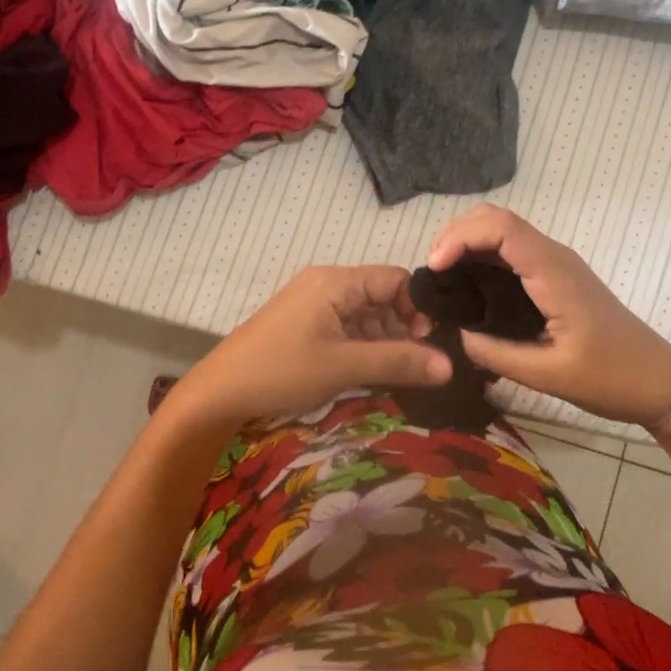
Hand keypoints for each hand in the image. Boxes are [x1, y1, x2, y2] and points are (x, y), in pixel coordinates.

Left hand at [166, 265, 451, 427]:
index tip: (433, 343)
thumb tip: (450, 365)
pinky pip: (346, 326)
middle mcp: (326, 284)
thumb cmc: (282, 371)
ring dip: (385, 339)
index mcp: (335, 281)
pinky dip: (364, 345)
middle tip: (423, 363)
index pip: (395, 278)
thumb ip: (398, 362)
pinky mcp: (305, 324)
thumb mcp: (344, 367)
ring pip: (365, 314)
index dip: (419, 307)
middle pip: (381, 295)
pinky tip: (374, 371)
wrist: (219, 392)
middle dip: (405, 326)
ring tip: (403, 372)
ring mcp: (313, 304)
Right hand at [427, 204, 670, 426]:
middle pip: (495, 218)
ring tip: (442, 278)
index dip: (460, 237)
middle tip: (432, 273)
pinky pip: (511, 250)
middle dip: (456, 234)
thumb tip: (457, 336)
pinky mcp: (554, 275)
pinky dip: (481, 255)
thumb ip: (496, 354)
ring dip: (467, 242)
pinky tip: (467, 285)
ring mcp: (555, 263)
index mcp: (553, 272)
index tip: (434, 267)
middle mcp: (553, 256)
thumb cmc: (610, 378)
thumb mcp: (548, 375)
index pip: (500, 227)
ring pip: (502, 230)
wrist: (658, 381)